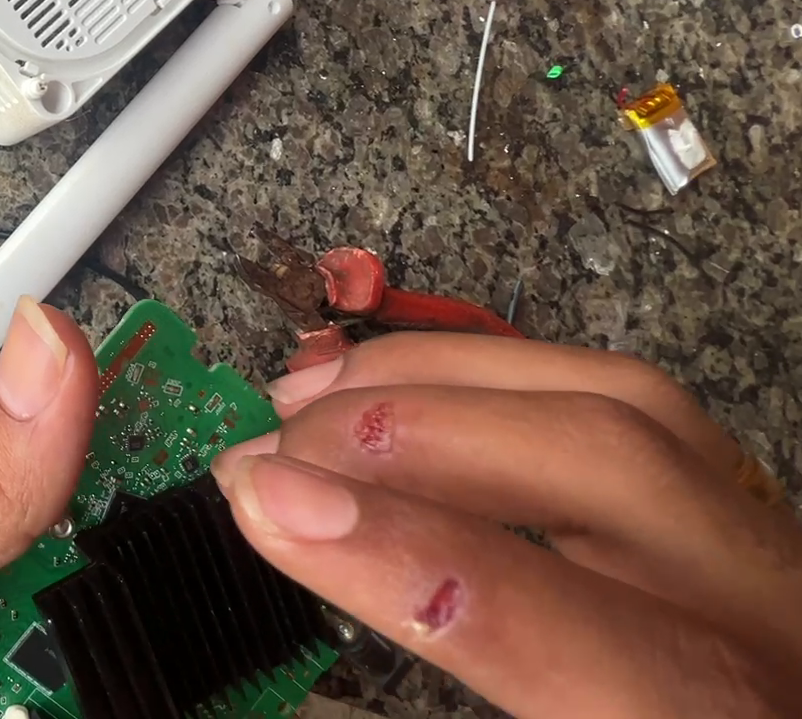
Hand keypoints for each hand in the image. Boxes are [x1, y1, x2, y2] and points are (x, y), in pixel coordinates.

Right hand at [212, 333, 800, 718]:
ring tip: (293, 401)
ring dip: (411, 377)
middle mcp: (785, 626)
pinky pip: (597, 382)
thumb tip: (282, 518)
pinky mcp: (722, 487)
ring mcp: (764, 541)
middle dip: (400, 433)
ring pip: (614, 395)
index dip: (415, 560)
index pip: (604, 651)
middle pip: (615, 469)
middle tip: (271, 456)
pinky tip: (365, 381)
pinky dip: (456, 366)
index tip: (268, 502)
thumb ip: (435, 634)